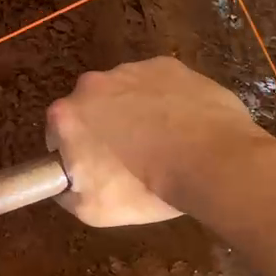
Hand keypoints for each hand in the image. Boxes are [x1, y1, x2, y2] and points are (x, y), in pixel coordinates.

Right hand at [45, 56, 269, 226]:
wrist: (216, 165)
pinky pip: (158, 82)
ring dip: (135, 111)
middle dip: (104, 127)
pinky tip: (183, 123)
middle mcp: (90, 84)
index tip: (98, 168)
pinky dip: (165, 98)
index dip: (77, 152)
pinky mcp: (168, 66)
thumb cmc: (146, 188)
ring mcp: (131, 70)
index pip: (59, 134)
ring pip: (124, 92)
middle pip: (90, 108)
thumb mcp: (91, 210)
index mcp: (64, 115)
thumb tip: (64, 184)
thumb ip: (65, 193)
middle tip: (131, 156)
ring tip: (164, 140)